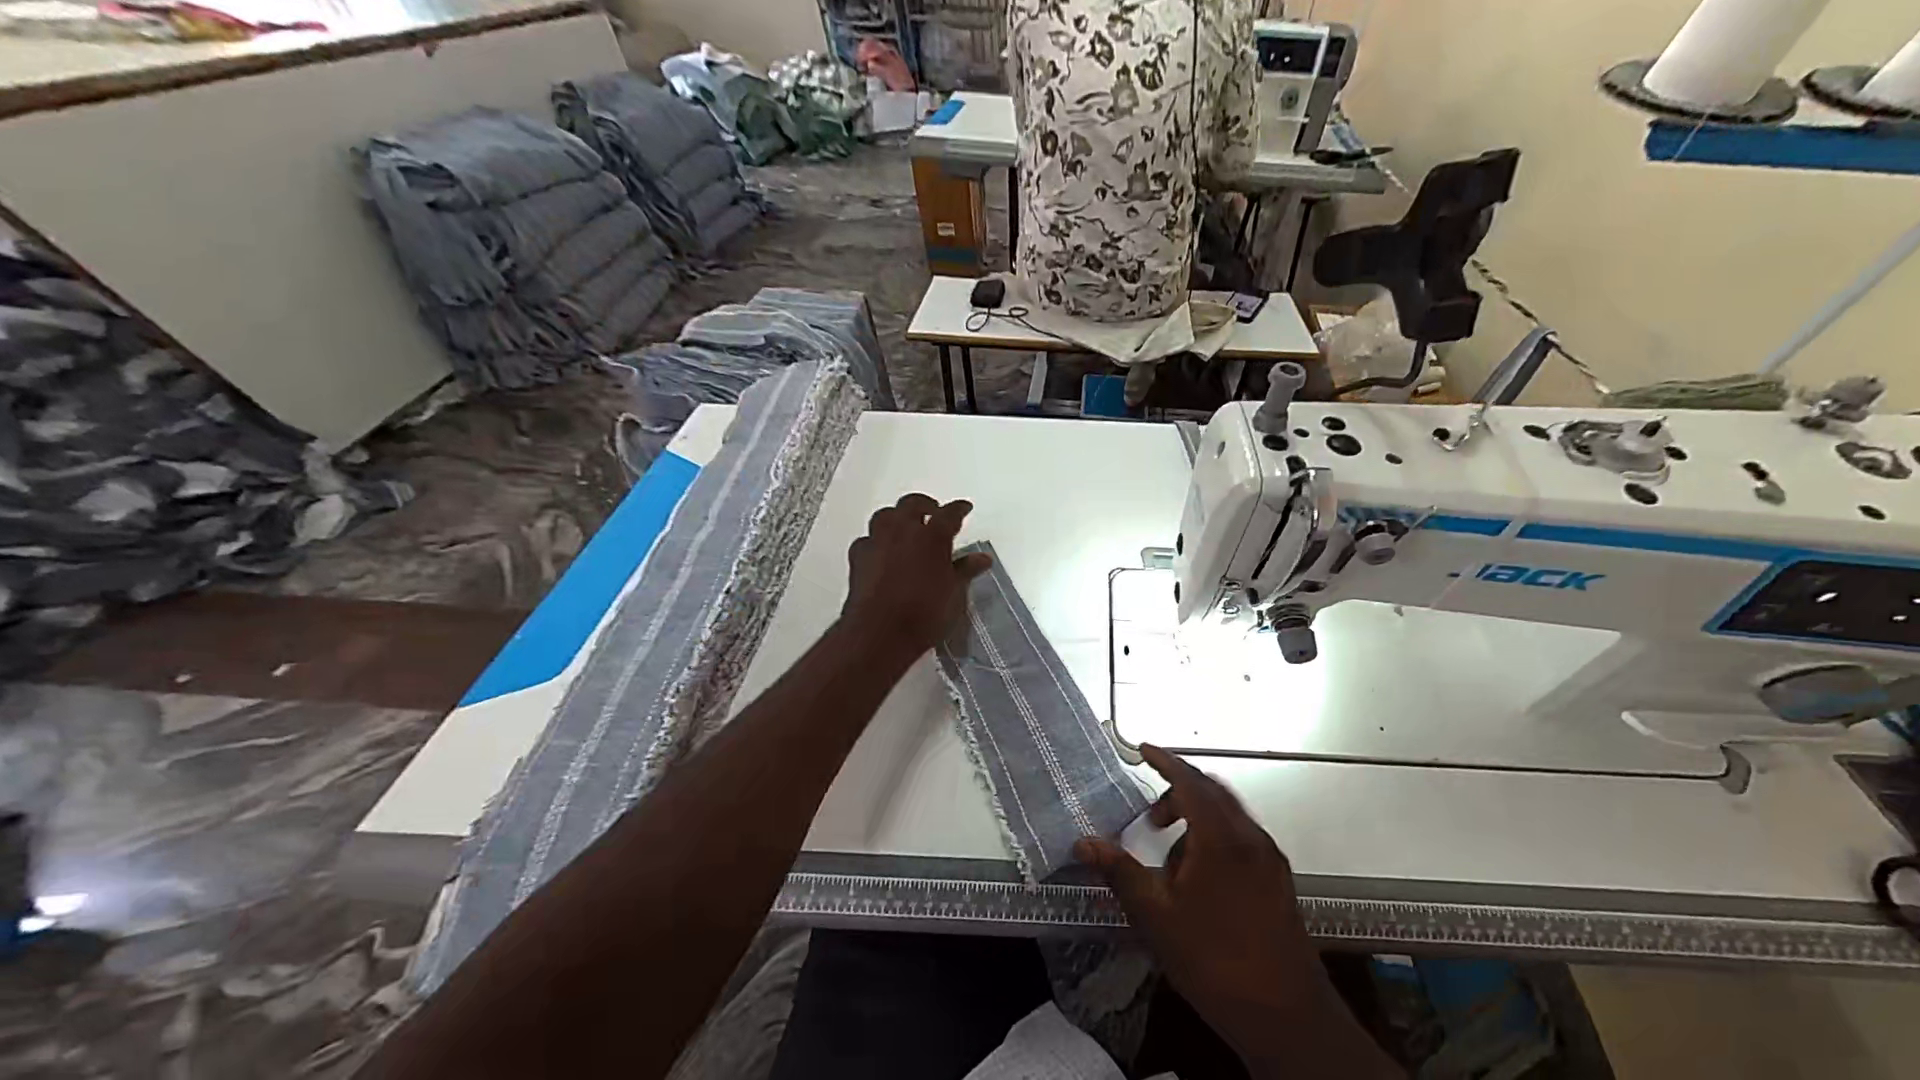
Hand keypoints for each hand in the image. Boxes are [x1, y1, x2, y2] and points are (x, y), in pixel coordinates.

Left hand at [841, 493, 991, 663]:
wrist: (879, 633)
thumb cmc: (923, 613)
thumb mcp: (954, 593)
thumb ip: (965, 570)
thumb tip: (982, 559)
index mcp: (932, 536)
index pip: (949, 513)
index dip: (959, 509)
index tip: (964, 508)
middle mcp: (902, 531)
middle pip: (912, 504)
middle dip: (925, 505)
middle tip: (934, 511)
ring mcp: (877, 541)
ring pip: (885, 516)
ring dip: (897, 517)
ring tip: (906, 526)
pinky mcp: (858, 557)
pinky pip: (868, 539)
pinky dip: (877, 541)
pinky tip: (881, 550)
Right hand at [1074, 745, 1338, 1065]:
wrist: (1287, 1018)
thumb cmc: (1215, 960)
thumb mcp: (1156, 916)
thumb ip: (1120, 872)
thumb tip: (1084, 842)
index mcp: (1222, 838)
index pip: (1190, 782)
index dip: (1165, 762)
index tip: (1143, 749)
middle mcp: (1251, 840)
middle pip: (1214, 794)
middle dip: (1179, 794)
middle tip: (1150, 817)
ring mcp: (1270, 862)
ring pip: (1229, 819)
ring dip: (1197, 821)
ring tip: (1171, 861)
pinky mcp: (1279, 883)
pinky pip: (1243, 841)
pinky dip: (1216, 841)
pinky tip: (1200, 882)